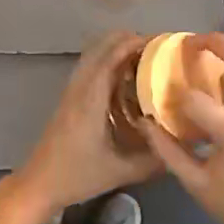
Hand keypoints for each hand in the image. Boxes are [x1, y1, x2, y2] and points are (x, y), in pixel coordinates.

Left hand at [16, 31, 160, 215]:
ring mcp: (70, 93)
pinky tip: (125, 78)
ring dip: (114, 50)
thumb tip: (184, 146)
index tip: (159, 41)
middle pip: (98, 50)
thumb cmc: (77, 175)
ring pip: (91, 58)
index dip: (131, 44)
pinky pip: (88, 70)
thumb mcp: (121, 171)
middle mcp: (78, 89)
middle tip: (156, 47)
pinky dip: (106, 63)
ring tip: (145, 57)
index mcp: (89, 100)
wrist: (39, 183)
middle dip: (125, 41)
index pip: (108, 59)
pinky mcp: (68, 100)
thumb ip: (153, 160)